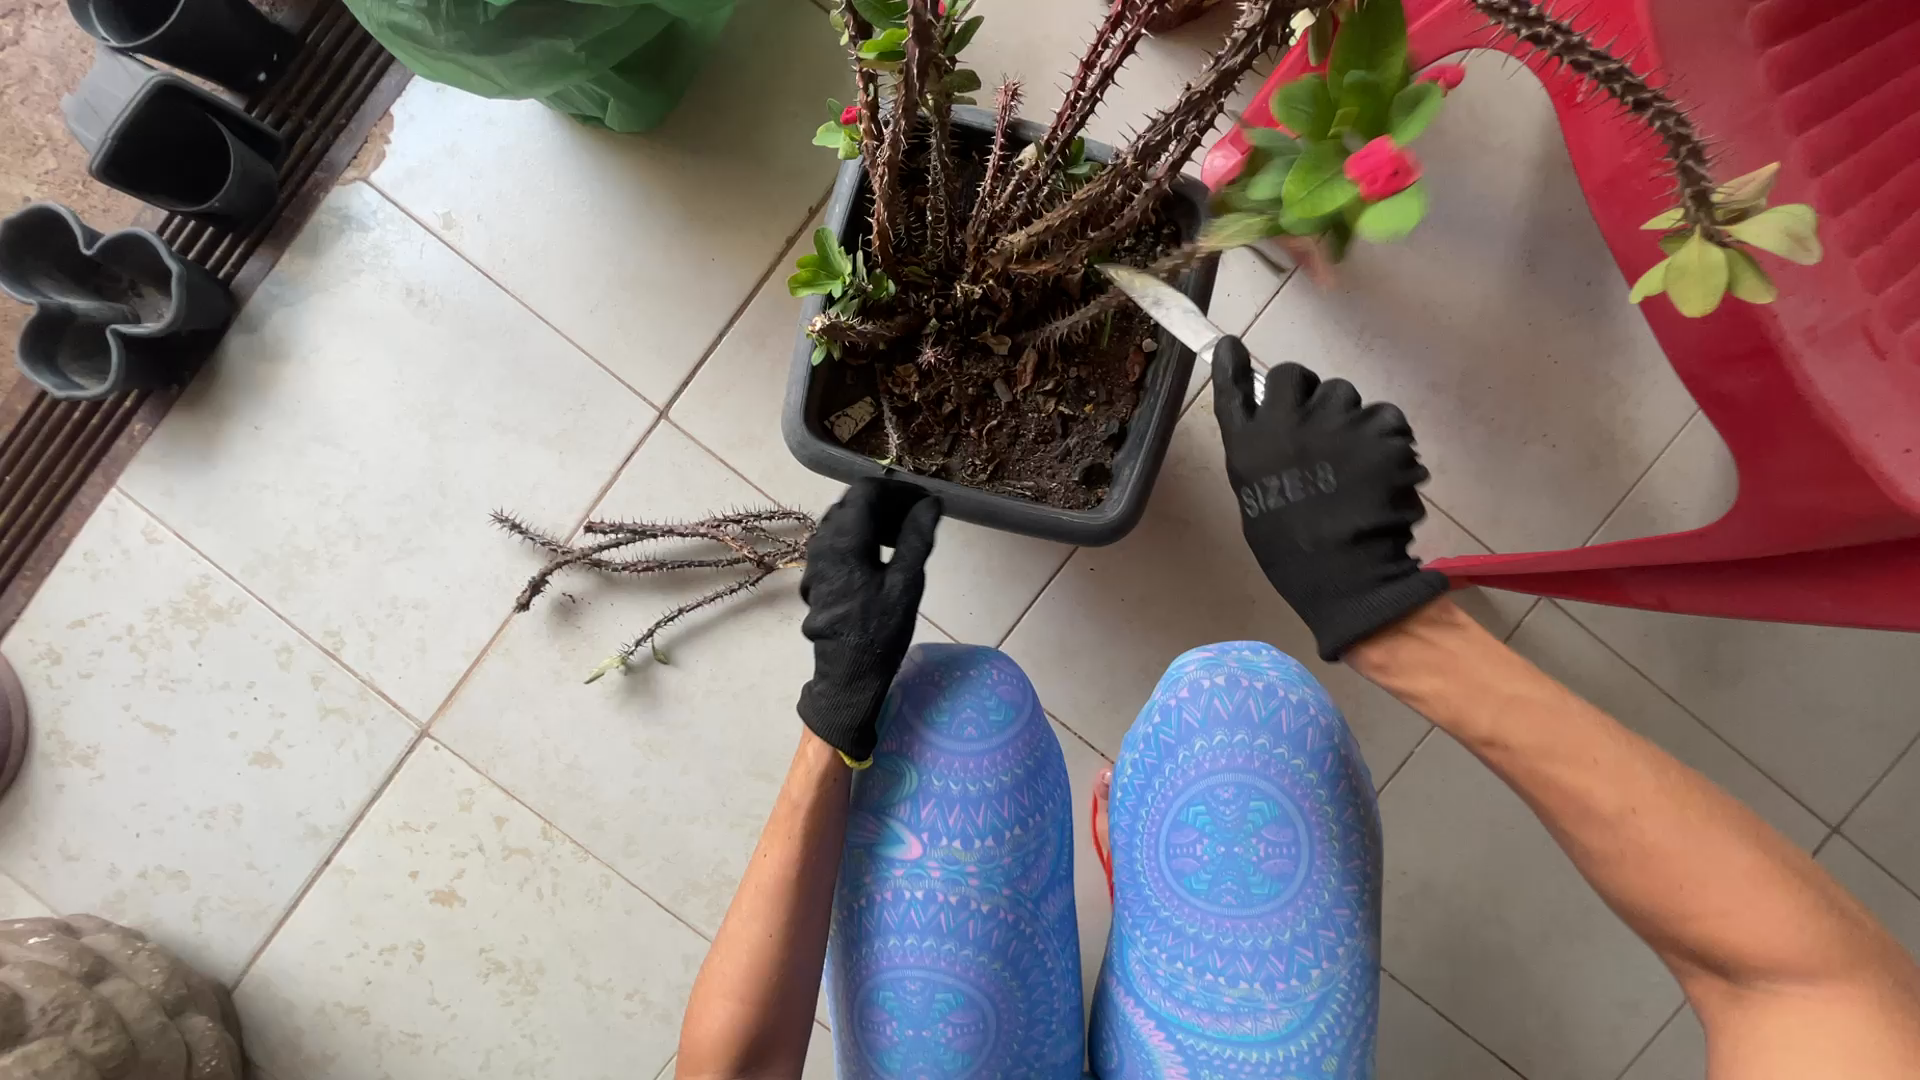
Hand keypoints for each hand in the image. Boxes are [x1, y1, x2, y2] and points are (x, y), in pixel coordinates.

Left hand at [796, 478, 941, 763]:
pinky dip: (862, 536)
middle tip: (919, 517)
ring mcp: (816, 561)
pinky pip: (838, 541)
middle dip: (887, 502)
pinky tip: (882, 556)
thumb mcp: (907, 582)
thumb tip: (931, 503)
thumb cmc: (879, 630)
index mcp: (843, 540)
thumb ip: (916, 537)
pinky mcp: (818, 576)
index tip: (924, 501)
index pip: (866, 491)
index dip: (898, 489)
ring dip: (874, 520)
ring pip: (843, 522)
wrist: (847, 675)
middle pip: (852, 503)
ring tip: (904, 536)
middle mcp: (822, 544)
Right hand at [1212, 337, 1448, 660]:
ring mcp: (1335, 423)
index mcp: (1249, 447)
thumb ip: (1266, 455)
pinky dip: (1390, 441)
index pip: (1234, 394)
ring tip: (1358, 463)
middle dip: (1309, 393)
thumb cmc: (1291, 547)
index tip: (1229, 345)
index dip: (1231, 367)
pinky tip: (1386, 473)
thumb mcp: (1259, 498)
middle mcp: (1285, 424)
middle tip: (1321, 427)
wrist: (1343, 572)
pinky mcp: (1381, 432)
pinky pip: (1388, 418)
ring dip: (1352, 419)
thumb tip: (1279, 427)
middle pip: (1297, 376)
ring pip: (1348, 395)